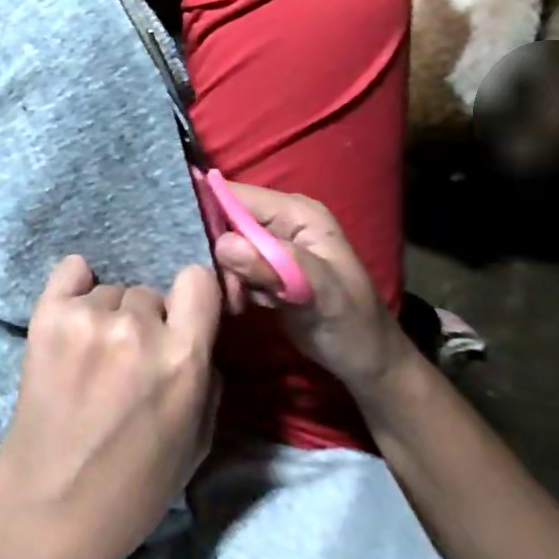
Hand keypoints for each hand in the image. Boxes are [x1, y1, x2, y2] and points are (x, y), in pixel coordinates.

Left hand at [0, 255, 221, 558]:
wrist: (53, 507)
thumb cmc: (135, 486)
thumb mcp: (198, 439)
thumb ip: (206, 376)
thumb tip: (199, 333)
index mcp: (184, 359)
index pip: (199, 281)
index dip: (193, 299)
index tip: (182, 320)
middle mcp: (137, 329)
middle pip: (149, 292)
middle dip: (145, 321)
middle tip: (126, 362)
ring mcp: (88, 318)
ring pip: (111, 290)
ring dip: (108, 315)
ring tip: (92, 358)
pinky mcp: (47, 315)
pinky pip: (72, 269)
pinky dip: (76, 287)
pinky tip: (73, 318)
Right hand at [210, 180, 412, 393]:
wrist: (367, 362)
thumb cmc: (353, 325)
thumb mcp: (321, 294)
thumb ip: (275, 265)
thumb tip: (224, 244)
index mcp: (297, 212)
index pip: (236, 195)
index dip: (208, 214)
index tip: (191, 247)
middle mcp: (281, 220)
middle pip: (225, 219)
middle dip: (219, 255)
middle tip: (230, 292)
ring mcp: (271, 243)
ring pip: (224, 246)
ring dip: (224, 275)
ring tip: (239, 303)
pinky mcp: (264, 265)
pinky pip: (231, 265)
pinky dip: (230, 285)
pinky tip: (243, 305)